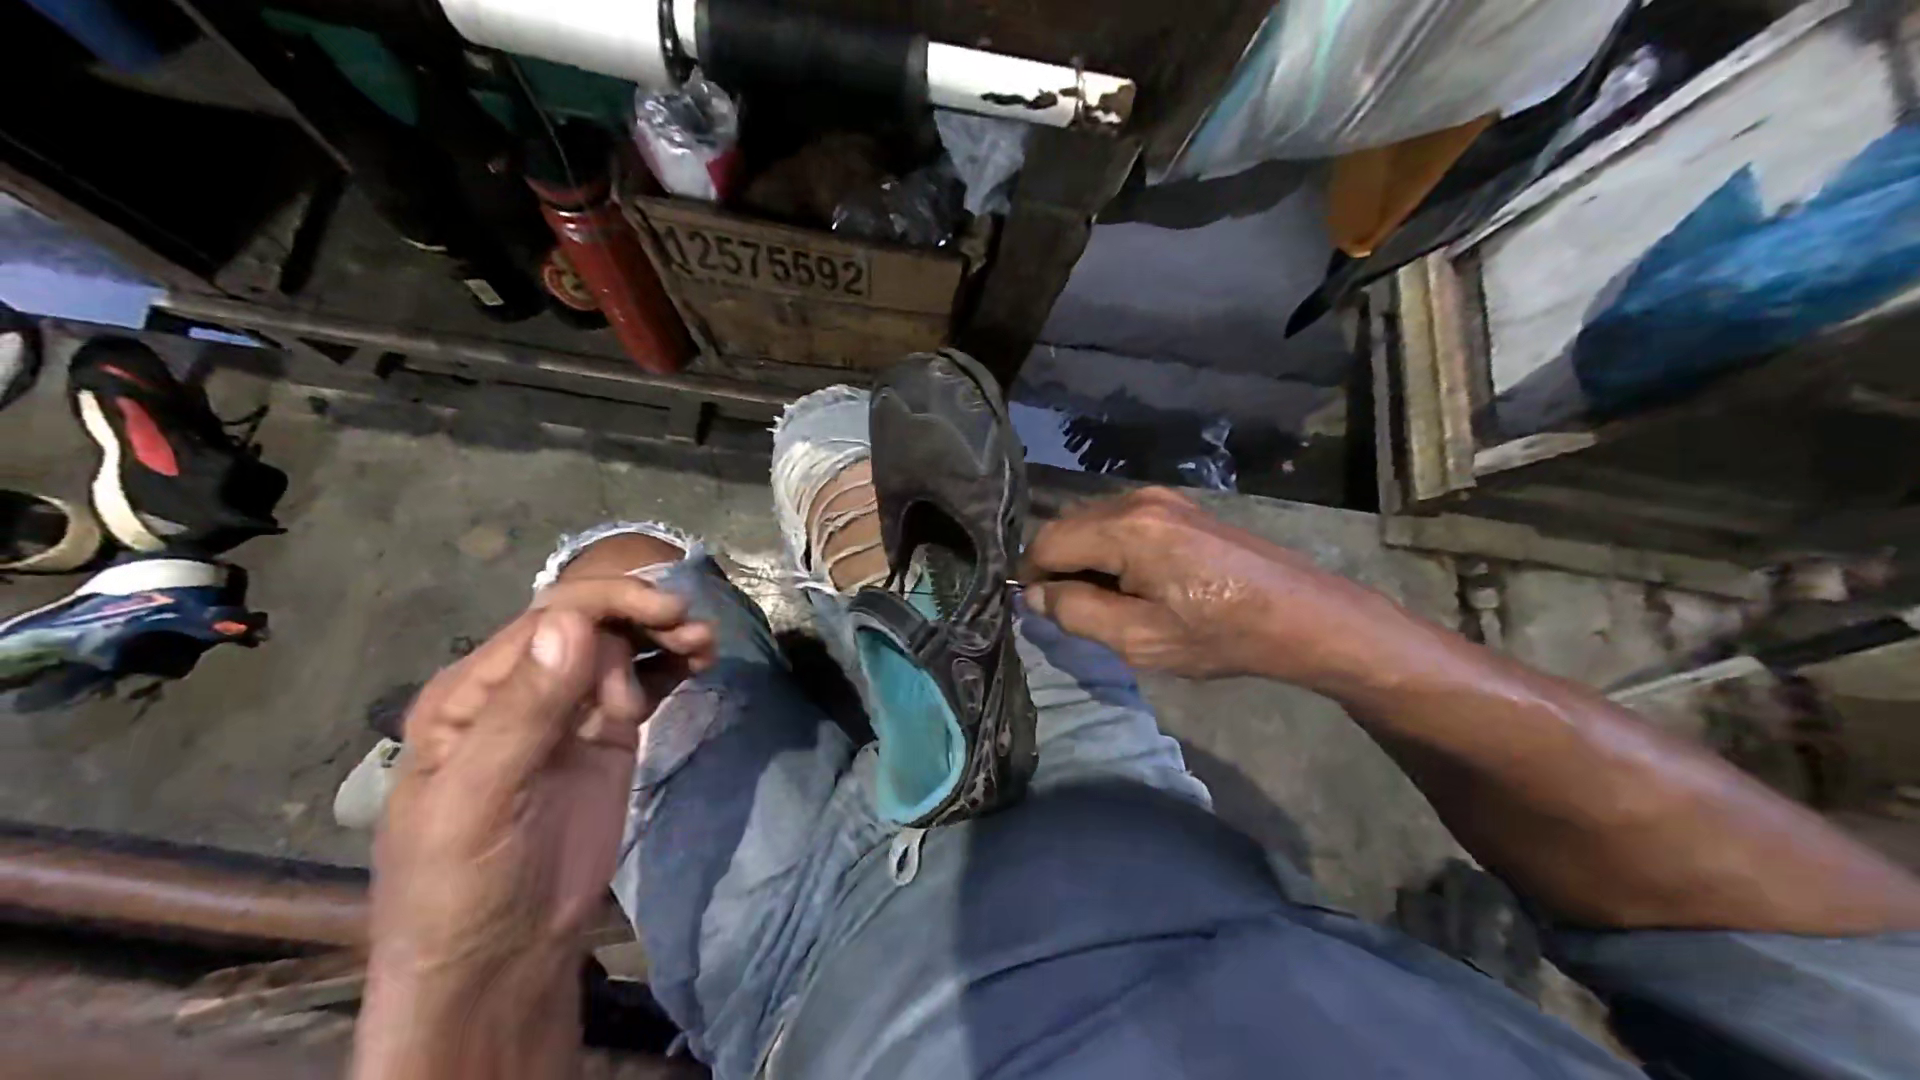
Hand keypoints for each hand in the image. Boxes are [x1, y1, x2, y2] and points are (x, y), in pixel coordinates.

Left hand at [353, 577, 713, 1079]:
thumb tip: (573, 622)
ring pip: (623, 647)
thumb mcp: (479, 799)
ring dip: (665, 636)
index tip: (670, 614)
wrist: (503, 956)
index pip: (550, 617)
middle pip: (593, 624)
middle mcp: (523, 687)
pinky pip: (644, 682)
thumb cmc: (464, 882)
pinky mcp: (608, 734)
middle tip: (695, 633)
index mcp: (474, 690)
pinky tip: (697, 663)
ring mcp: (570, 710)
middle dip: (645, 617)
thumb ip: (524, 710)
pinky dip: (672, 665)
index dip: (612, 605)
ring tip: (704, 647)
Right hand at [1021, 488, 1427, 688]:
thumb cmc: (1221, 634)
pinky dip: (1109, 549)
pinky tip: (1134, 581)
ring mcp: (1160, 497)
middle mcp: (1136, 499)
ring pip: (1090, 522)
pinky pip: (1118, 521)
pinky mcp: (1177, 505)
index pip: (1045, 544)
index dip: (1032, 579)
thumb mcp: (1141, 639)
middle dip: (1057, 567)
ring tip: (1108, 600)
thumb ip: (1077, 614)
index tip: (1042, 612)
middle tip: (1076, 612)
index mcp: (1126, 529)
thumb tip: (1033, 596)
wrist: (1304, 614)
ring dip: (1083, 558)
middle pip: (1064, 526)